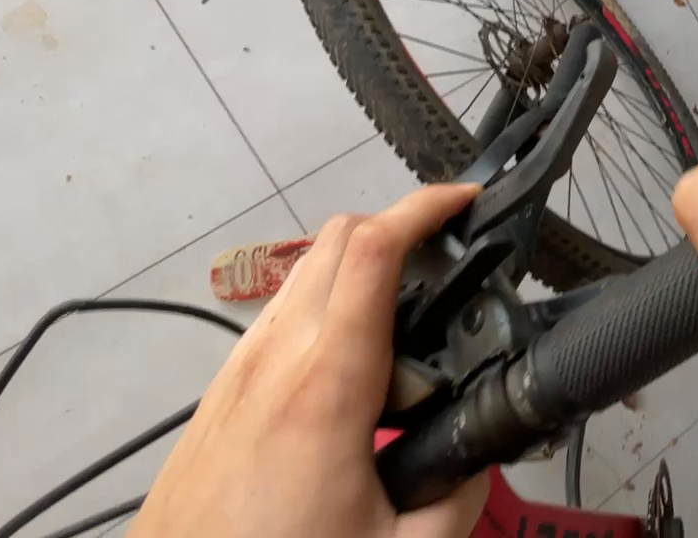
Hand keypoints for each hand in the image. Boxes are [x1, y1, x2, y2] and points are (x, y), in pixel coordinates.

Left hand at [130, 187, 488, 537]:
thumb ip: (456, 498)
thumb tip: (475, 458)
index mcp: (329, 380)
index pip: (375, 249)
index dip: (427, 206)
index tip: (469, 200)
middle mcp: (280, 352)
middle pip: (341, 235)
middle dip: (403, 220)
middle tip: (450, 253)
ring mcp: (243, 365)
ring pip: (309, 264)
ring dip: (364, 256)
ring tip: (409, 300)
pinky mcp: (222, 388)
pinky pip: (285, 306)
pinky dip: (331, 293)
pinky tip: (354, 353)